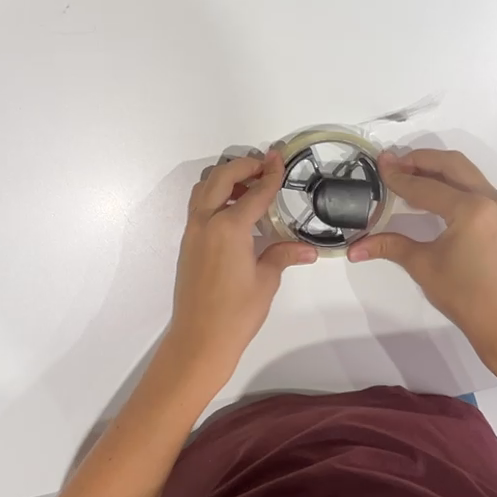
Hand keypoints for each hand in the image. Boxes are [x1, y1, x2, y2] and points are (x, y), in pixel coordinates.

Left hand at [167, 151, 317, 373]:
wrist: (199, 338)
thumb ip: (283, 256)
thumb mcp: (266, 281)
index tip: (280, 158)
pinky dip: (214, 196)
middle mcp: (206, 222)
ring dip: (224, 179)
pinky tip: (234, 211)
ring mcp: (192, 231)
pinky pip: (198, 206)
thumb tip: (308, 250)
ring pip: (203, 188)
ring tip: (248, 186)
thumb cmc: (236, 313)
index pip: (255, 192)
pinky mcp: (187, 243)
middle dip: (244, 166)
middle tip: (264, 164)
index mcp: (229, 227)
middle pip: (222, 177)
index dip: (271, 174)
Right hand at [347, 149, 496, 384]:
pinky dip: (451, 183)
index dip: (398, 177)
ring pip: (465, 173)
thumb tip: (354, 249)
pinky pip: (474, 187)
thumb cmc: (466, 296)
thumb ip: (390, 247)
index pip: (425, 186)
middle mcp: (490, 199)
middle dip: (420, 160)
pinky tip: (430, 196)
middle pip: (451, 165)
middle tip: (392, 162)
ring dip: (436, 169)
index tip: (378, 164)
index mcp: (470, 209)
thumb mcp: (424, 266)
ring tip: (408, 174)